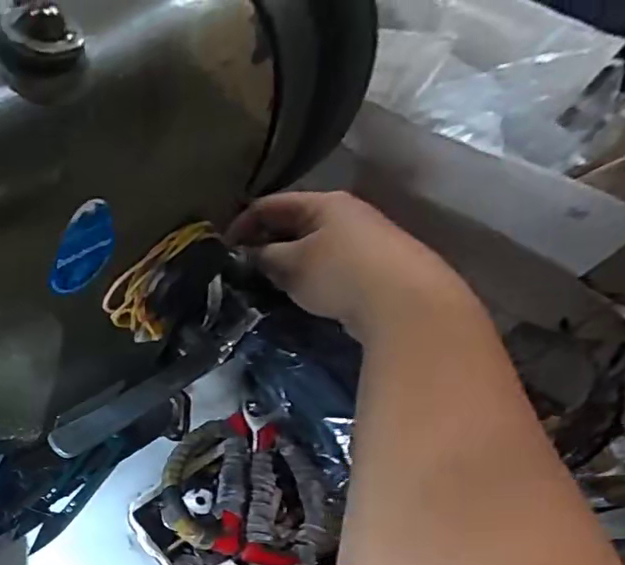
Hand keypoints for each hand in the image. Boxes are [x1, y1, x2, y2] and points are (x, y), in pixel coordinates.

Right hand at [225, 191, 476, 342]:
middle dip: (263, 242)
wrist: (403, 301)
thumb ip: (264, 257)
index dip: (243, 223)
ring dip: (284, 261)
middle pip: (292, 223)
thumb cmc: (340, 273)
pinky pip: (325, 264)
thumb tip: (247, 254)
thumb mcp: (292, 264)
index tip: (221, 248)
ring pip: (309, 245)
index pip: (271, 204)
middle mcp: (343, 214)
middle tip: (239, 267)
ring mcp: (359, 240)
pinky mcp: (367, 267)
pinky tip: (295, 293)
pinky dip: (305, 275)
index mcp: (323, 203)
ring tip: (263, 283)